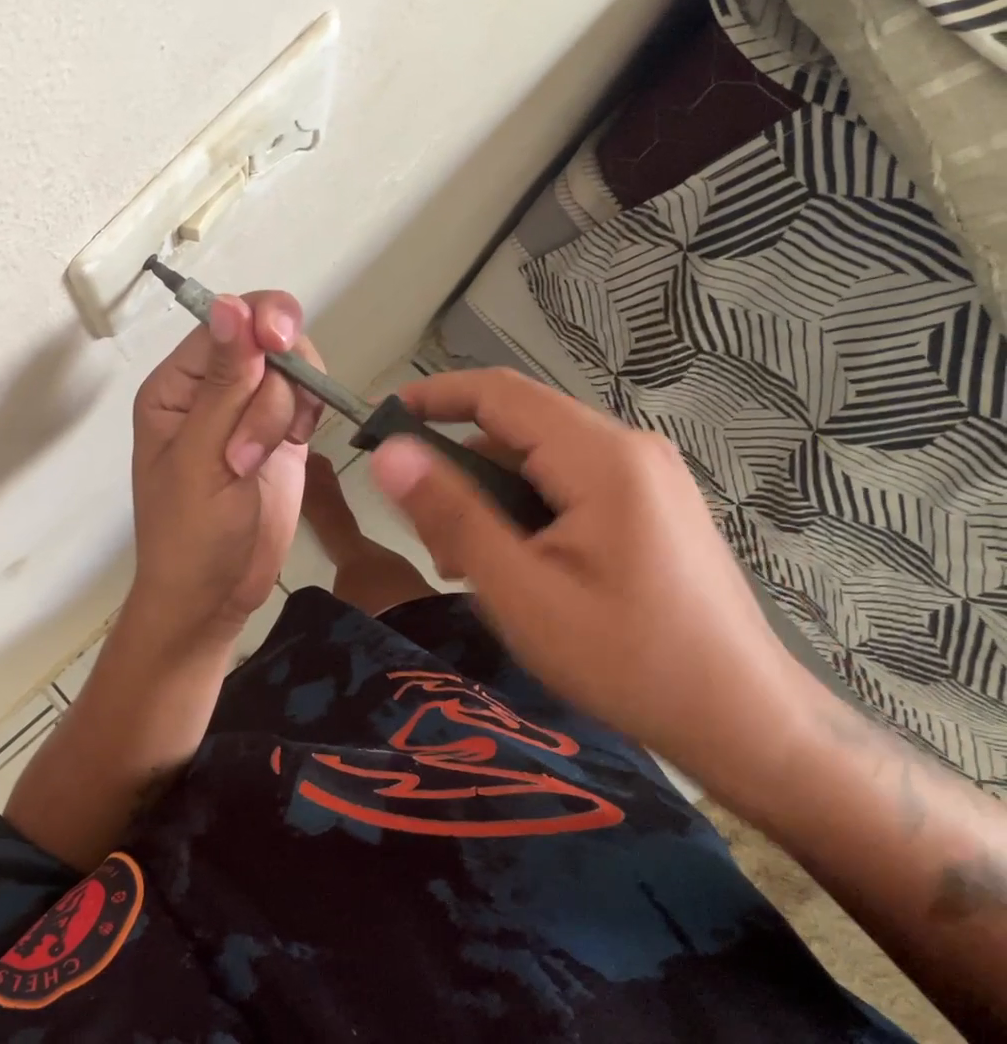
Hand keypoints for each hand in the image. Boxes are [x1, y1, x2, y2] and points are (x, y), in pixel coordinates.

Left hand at [129, 291, 322, 641]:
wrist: (212, 596)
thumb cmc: (190, 535)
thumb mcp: (201, 459)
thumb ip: (223, 385)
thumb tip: (230, 302)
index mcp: (175, 387)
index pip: (225, 323)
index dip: (259, 326)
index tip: (280, 348)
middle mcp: (210, 390)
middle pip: (267, 340)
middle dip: (274, 388)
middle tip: (251, 449)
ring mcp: (247, 411)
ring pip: (292, 370)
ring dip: (288, 411)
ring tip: (259, 462)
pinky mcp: (279, 434)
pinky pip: (307, 398)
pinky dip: (309, 415)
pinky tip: (295, 447)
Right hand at [368, 369, 830, 770]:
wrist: (743, 721)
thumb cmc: (626, 659)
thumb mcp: (519, 591)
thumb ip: (451, 515)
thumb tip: (388, 453)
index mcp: (602, 459)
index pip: (497, 392)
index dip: (427, 397)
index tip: (371, 426)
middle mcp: (630, 451)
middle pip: (515, 427)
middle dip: (455, 467)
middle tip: (424, 537)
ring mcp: (646, 479)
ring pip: (536, 460)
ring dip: (486, 497)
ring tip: (466, 565)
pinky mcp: (649, 508)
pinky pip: (564, 485)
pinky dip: (521, 512)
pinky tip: (514, 567)